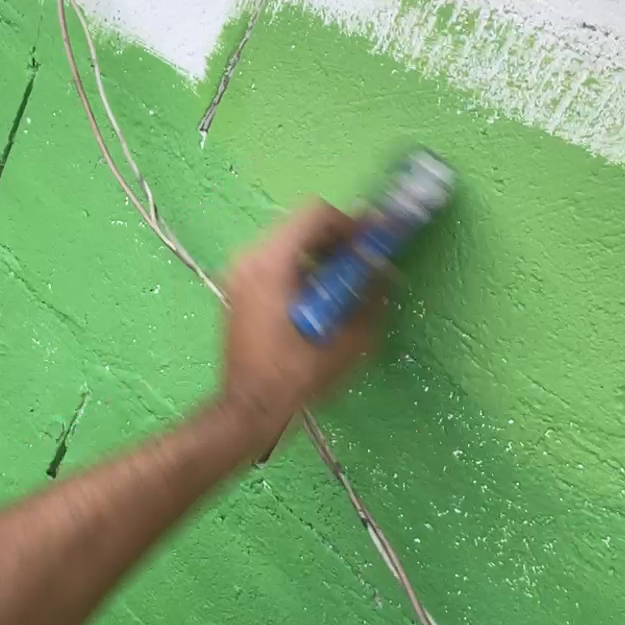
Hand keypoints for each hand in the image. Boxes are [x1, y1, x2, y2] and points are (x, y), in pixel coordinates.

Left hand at [219, 200, 381, 434]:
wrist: (249, 409)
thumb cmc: (295, 377)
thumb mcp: (345, 341)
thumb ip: (368, 300)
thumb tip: (385, 275)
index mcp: (272, 264)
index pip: (317, 215)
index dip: (353, 223)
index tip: (374, 242)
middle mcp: (251, 260)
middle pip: (302, 226)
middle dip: (339, 240)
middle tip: (366, 261)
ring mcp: (240, 274)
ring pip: (289, 244)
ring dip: (322, 255)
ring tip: (346, 283)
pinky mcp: (240, 291)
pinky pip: (276, 264)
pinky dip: (303, 269)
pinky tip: (320, 298)